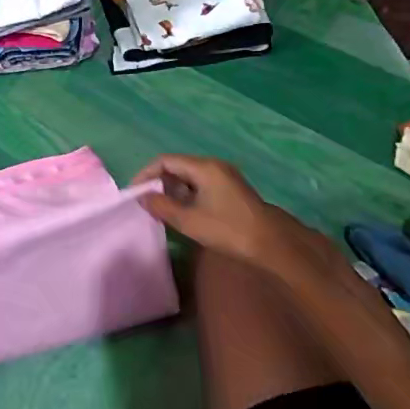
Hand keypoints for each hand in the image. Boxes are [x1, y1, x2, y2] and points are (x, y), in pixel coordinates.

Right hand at [129, 155, 306, 271]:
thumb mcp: (189, 221)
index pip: (165, 161)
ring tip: (161, 208)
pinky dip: (186, 194)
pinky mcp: (231, 190)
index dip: (146, 174)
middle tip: (146, 202)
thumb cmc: (229, 230)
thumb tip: (143, 197)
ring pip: (188, 176)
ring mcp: (225, 177)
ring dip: (172, 189)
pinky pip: (200, 184)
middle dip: (158, 182)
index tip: (135, 192)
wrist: (274, 247)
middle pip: (176, 166)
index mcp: (204, 168)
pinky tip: (182, 212)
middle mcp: (214, 166)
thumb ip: (161, 206)